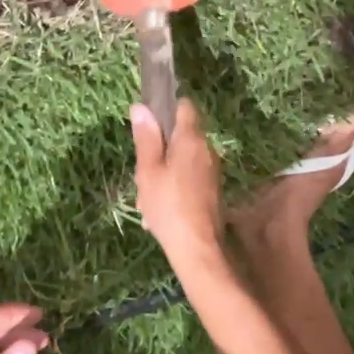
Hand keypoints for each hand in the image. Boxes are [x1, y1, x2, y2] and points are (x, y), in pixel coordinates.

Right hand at [131, 99, 222, 261]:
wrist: (198, 247)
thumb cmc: (168, 205)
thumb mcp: (148, 171)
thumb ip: (146, 138)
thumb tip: (140, 107)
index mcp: (192, 139)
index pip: (184, 106)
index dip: (166, 107)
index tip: (148, 122)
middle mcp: (207, 149)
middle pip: (182, 135)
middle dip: (160, 148)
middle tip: (142, 170)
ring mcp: (213, 170)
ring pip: (183, 159)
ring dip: (164, 171)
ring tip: (147, 196)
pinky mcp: (213, 189)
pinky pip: (189, 177)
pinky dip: (174, 185)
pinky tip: (159, 209)